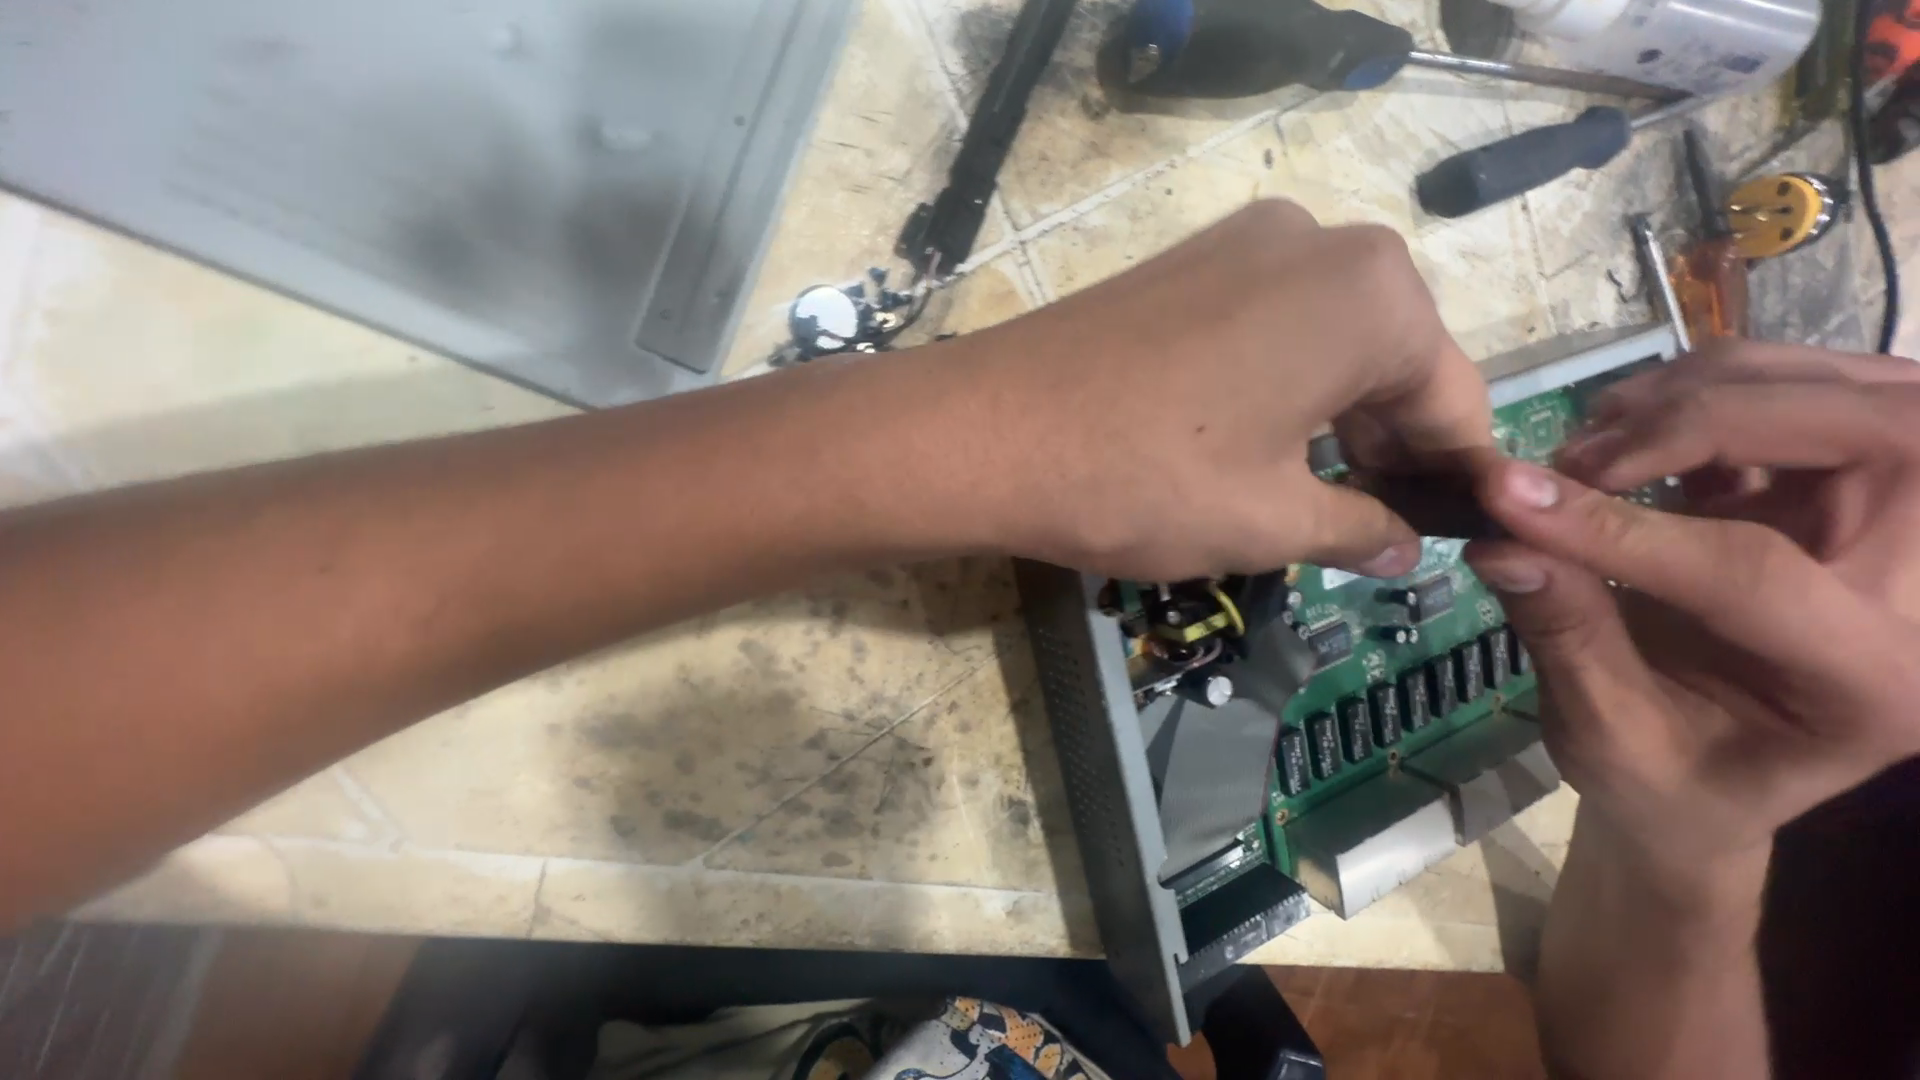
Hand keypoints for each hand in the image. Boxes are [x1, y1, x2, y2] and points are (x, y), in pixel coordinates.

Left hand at [934, 200, 1489, 581]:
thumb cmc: (1142, 480)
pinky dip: (1276, 385)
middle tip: (1375, 528)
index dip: (1453, 475)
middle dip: (1385, 445)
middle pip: (1387, 359)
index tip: (1452, 532)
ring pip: (1322, 342)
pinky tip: (1254, 444)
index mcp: (1369, 292)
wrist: (983, 433)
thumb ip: (1358, 529)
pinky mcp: (1179, 265)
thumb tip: (1408, 545)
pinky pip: (1262, 327)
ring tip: (1314, 498)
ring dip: (1329, 419)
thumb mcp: (1267, 522)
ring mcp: (1237, 243)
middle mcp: (1316, 242)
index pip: (1449, 397)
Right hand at [1463, 343, 1919, 884]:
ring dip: (1701, 392)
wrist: (1704, 779)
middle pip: (1876, 434)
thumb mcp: (1602, 733)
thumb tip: (1496, 539)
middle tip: (1575, 458)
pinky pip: (1800, 395)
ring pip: (1845, 392)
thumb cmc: (1659, 780)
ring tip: (1586, 447)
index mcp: (1874, 683)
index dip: (1620, 527)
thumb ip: (1562, 633)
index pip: (1755, 570)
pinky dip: (1701, 391)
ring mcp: (1894, 533)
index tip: (1502, 494)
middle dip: (1707, 419)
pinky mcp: (1838, 496)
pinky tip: (1617, 437)